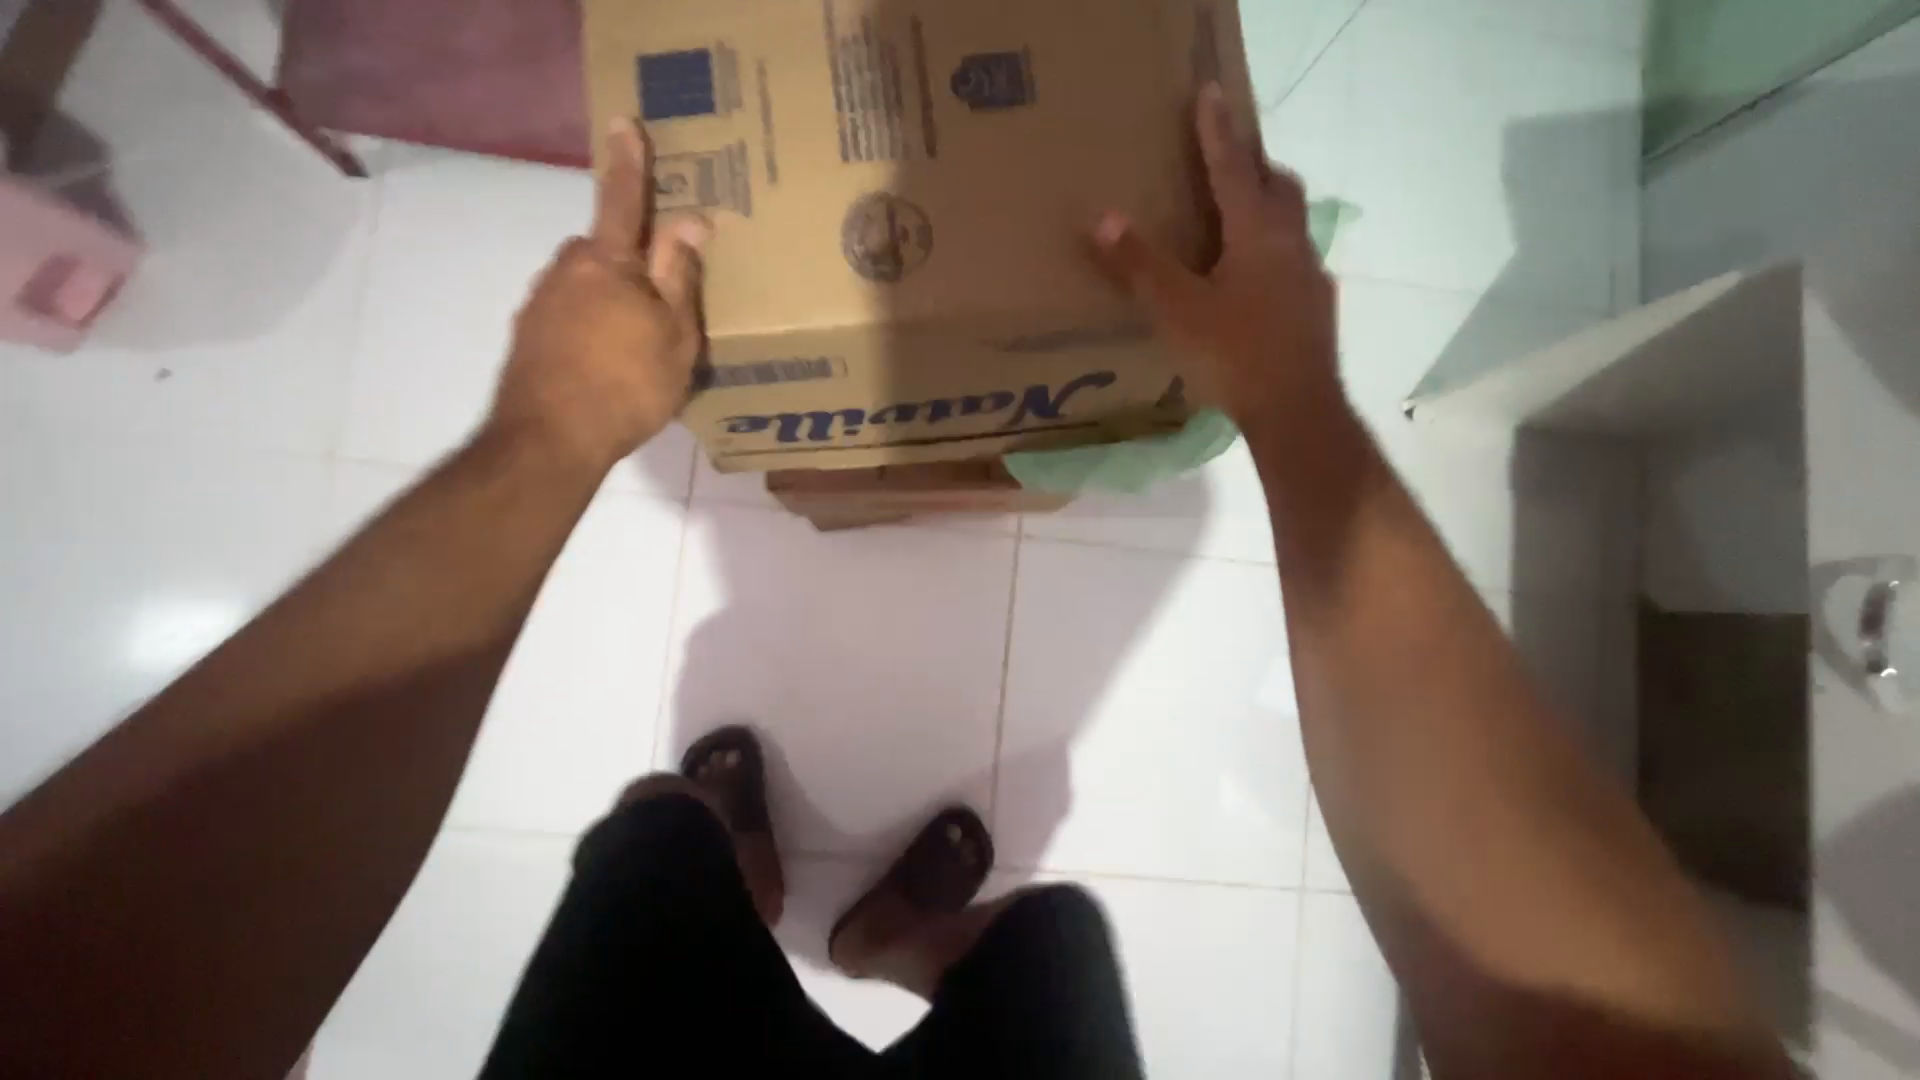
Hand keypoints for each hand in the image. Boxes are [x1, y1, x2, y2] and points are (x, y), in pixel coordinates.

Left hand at [489, 119, 709, 468]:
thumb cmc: (628, 385)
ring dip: (611, 300)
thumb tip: (691, 221)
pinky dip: (591, 327)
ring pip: (586, 284)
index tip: (623, 121)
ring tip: (638, 347)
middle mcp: (567, 269)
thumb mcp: (675, 335)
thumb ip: (680, 275)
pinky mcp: (529, 334)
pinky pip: (571, 314)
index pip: (624, 200)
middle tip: (661, 301)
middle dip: (630, 260)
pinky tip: (608, 364)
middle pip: (605, 249)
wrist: (550, 439)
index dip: (629, 163)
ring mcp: (541, 302)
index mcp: (609, 263)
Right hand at [1091, 86, 1340, 436]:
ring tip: (1239, 223)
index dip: (1217, 131)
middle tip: (1230, 161)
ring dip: (1268, 211)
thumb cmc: (1233, 355)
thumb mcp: (1176, 311)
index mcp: (1257, 234)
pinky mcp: (1316, 312)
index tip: (1211, 92)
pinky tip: (1255, 286)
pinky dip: (1274, 257)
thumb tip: (1103, 218)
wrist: (1296, 410)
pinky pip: (1295, 266)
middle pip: (1279, 188)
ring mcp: (1310, 279)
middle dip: (1255, 167)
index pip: (1232, 168)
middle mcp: (1291, 245)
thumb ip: (1140, 265)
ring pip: (1292, 227)